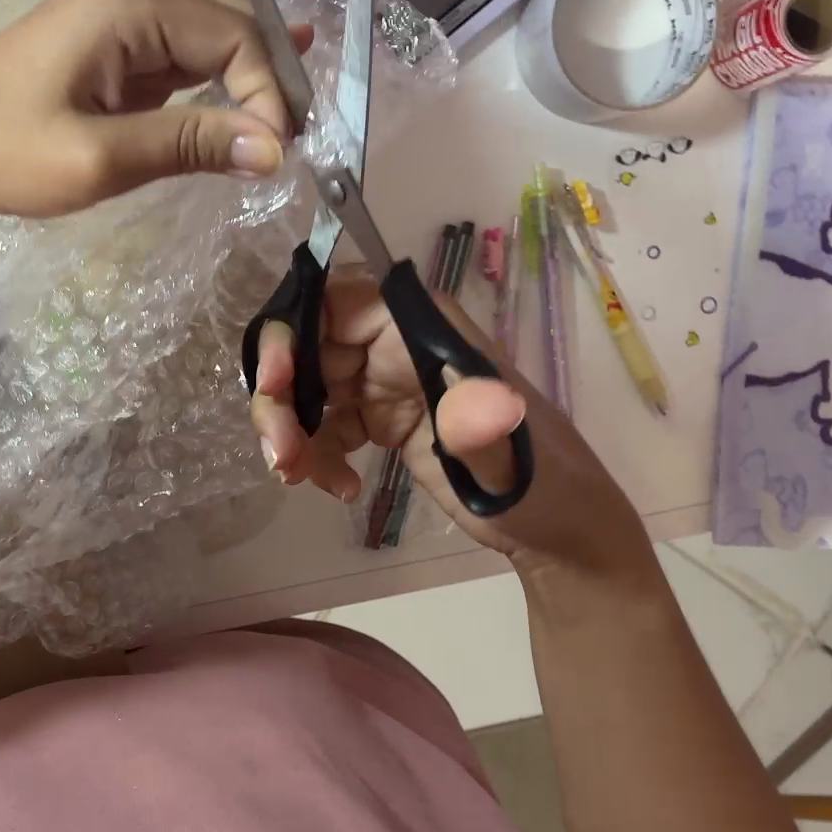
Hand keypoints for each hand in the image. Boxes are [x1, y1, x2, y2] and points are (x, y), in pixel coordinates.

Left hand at [0, 0, 311, 225]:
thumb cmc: (5, 155)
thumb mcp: (101, 158)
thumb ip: (188, 146)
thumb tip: (273, 149)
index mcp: (129, 3)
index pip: (234, 35)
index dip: (267, 94)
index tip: (276, 157)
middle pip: (226, 27)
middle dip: (264, 83)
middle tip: (288, 146)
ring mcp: (114, 20)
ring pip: (204, 44)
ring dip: (239, 87)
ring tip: (274, 135)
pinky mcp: (105, 51)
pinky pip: (174, 63)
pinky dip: (205, 93)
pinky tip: (233, 115)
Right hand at [248, 270, 649, 581]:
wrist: (555, 531)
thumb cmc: (544, 488)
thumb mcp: (514, 458)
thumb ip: (480, 422)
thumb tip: (458, 385)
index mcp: (425, 330)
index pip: (336, 301)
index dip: (292, 332)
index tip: (276, 384)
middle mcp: (395, 345)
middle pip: (306, 347)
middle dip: (280, 399)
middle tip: (280, 455)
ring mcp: (382, 382)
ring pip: (306, 389)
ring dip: (290, 433)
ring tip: (298, 478)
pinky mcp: (376, 419)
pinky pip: (322, 425)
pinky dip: (314, 456)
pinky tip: (338, 488)